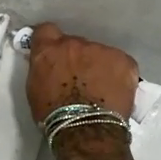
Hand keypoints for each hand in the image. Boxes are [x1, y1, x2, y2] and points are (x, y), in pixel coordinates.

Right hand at [25, 22, 139, 122]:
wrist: (86, 129)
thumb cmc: (52, 113)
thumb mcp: (35, 87)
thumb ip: (42, 68)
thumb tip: (50, 65)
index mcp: (49, 50)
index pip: (46, 30)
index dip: (49, 40)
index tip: (52, 52)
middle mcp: (75, 44)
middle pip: (75, 43)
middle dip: (75, 57)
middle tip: (77, 77)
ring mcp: (102, 50)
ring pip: (98, 53)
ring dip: (96, 64)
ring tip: (99, 86)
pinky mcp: (125, 60)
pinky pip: (119, 62)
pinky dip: (116, 72)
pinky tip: (114, 89)